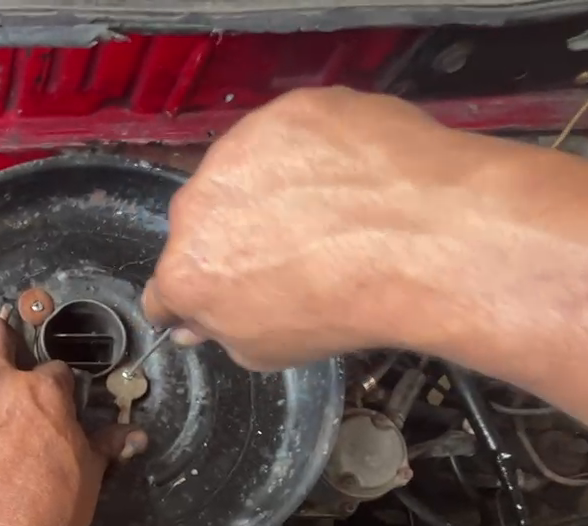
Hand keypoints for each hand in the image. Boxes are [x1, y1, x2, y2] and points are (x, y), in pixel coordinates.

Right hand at [141, 87, 486, 369]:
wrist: (425, 239)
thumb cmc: (343, 305)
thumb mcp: (264, 351)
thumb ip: (218, 333)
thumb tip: (200, 321)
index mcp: (183, 273)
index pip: (163, 291)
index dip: (190, 299)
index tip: (217, 297)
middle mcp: (194, 209)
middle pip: (198, 227)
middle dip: (227, 240)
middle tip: (282, 252)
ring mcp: (238, 153)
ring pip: (235, 177)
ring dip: (259, 192)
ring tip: (319, 209)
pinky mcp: (286, 112)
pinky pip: (282, 135)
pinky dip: (303, 152)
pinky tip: (341, 175)